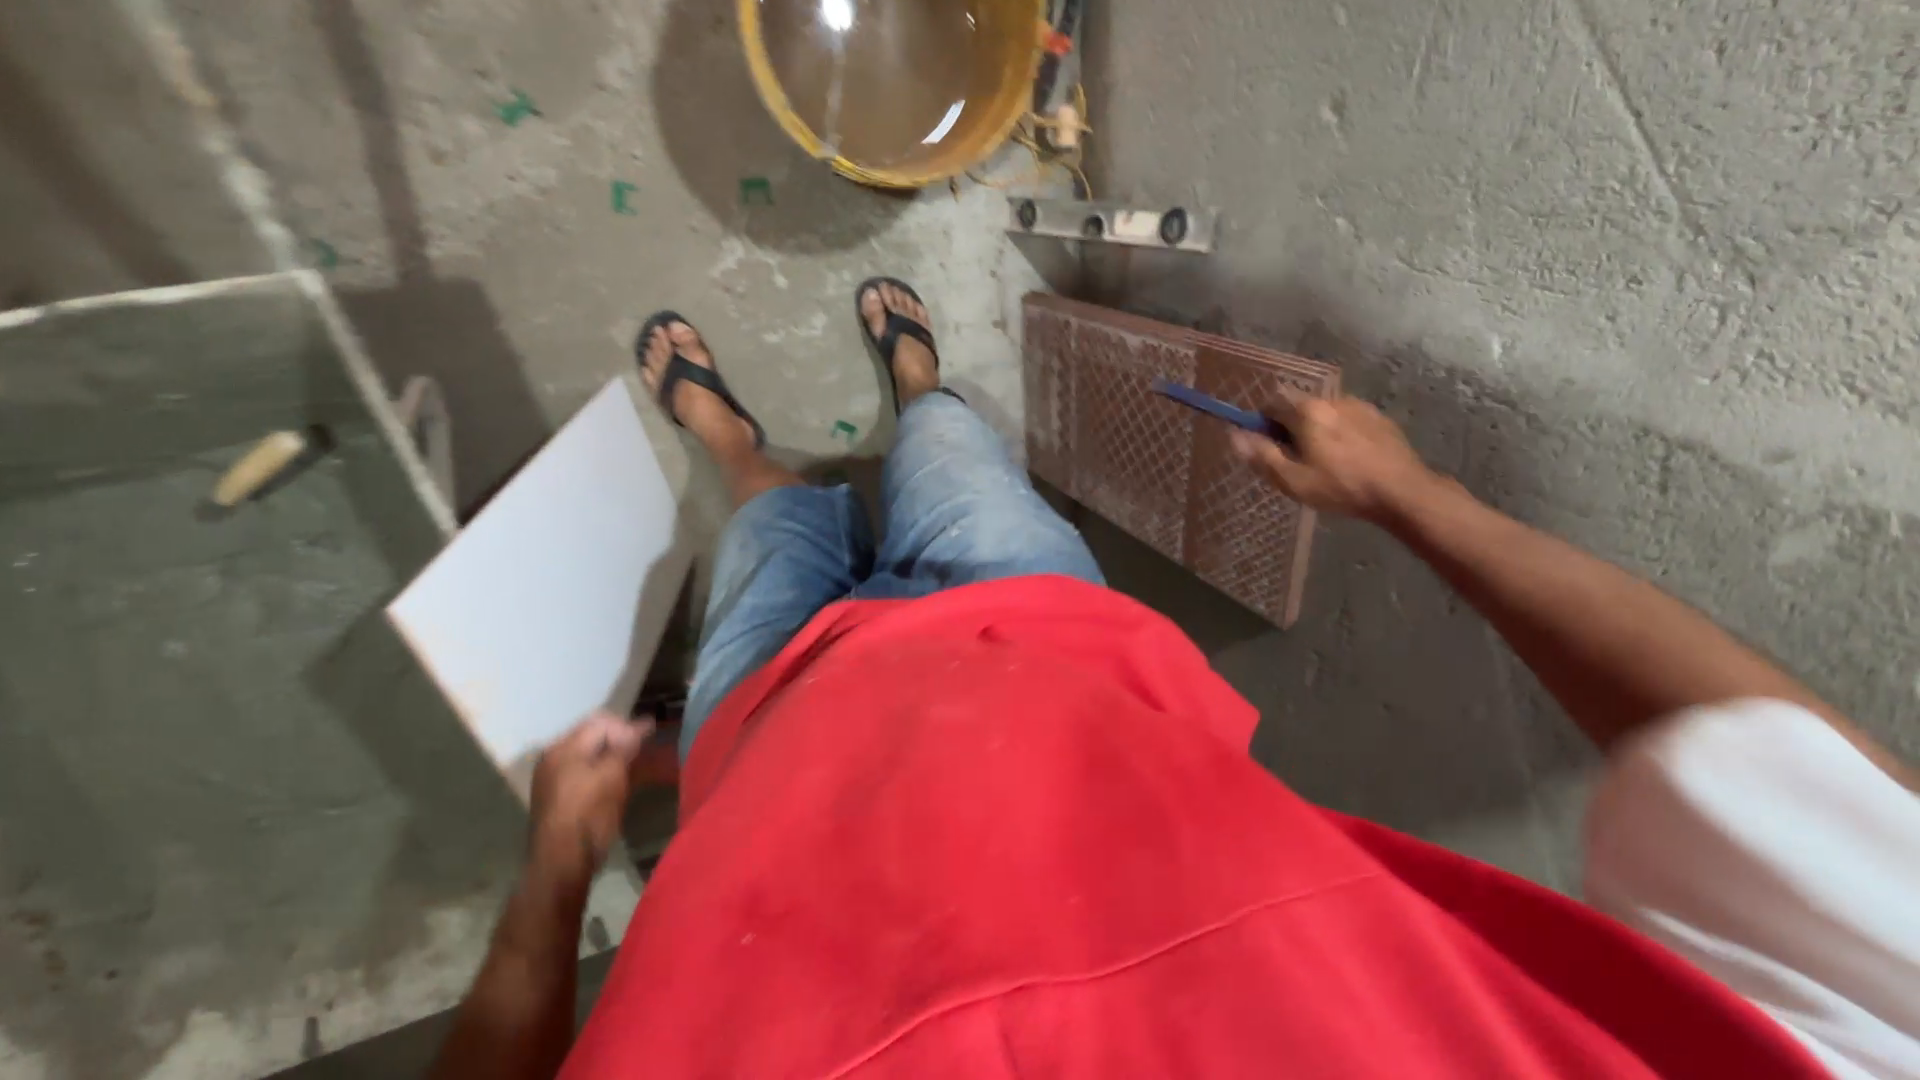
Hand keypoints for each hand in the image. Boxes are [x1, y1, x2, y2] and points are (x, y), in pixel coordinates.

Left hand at [526, 711, 651, 884]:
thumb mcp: (612, 776)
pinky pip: (591, 775)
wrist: (562, 862)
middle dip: (626, 741)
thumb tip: (643, 723)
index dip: (628, 727)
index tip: (652, 738)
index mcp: (563, 748)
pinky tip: (629, 780)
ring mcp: (558, 780)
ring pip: (596, 758)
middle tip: (652, 750)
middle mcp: (556, 759)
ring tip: (649, 765)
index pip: (600, 723)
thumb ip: (626, 746)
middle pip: (596, 738)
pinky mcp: (565, 799)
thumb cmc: (587, 814)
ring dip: (622, 758)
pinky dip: (611, 774)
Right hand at [1229, 392, 1437, 522]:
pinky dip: (1340, 433)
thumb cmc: (1341, 487)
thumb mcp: (1292, 480)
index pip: (1271, 401)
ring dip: (1316, 429)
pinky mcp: (1379, 418)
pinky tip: (1348, 459)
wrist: (1401, 491)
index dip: (1263, 422)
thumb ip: (1261, 455)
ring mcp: (1359, 406)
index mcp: (1307, 411)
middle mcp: (1332, 400)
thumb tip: (1234, 435)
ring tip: (1324, 461)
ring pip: (1324, 412)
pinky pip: (1348, 419)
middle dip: (1290, 427)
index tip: (1268, 446)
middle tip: (1295, 459)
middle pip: (1299, 405)